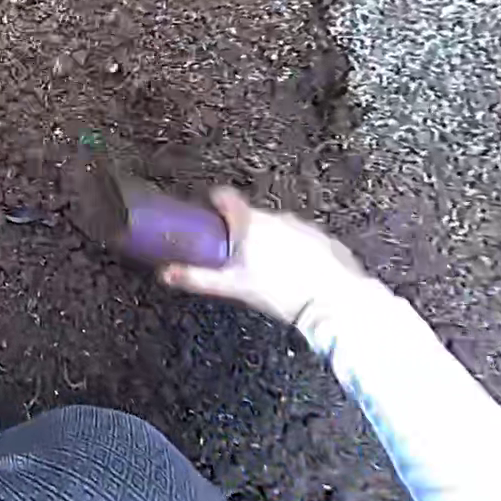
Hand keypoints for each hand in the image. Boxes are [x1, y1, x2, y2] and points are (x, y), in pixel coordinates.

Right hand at [160, 187, 377, 325]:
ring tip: (267, 269)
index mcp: (250, 222)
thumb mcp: (231, 285)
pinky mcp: (325, 241)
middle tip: (235, 255)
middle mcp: (277, 217)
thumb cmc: (281, 291)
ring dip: (269, 241)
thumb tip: (166, 273)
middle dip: (241, 231)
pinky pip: (302, 240)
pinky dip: (295, 251)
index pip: (225, 196)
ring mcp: (303, 227)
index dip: (214, 202)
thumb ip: (196, 277)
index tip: (209, 212)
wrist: (334, 304)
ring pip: (277, 228)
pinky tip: (294, 274)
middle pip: (250, 216)